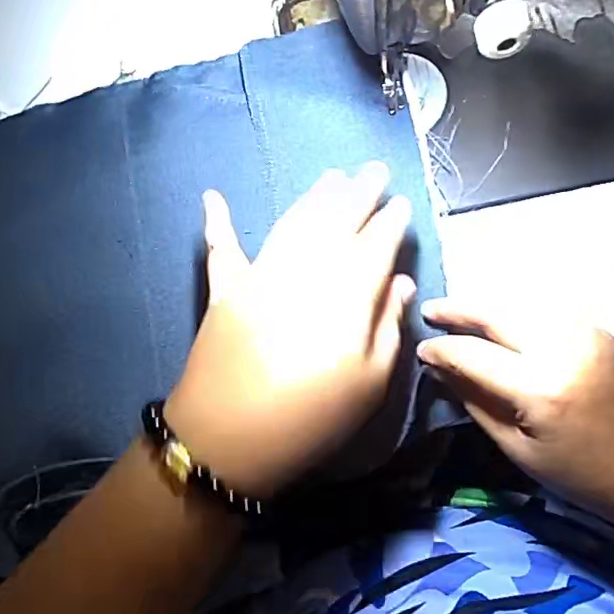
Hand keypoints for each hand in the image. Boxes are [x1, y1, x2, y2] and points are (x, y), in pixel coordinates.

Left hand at [165, 163, 414, 497]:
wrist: (229, 443)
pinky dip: (218, 224)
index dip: (389, 223)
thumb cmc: (312, 419)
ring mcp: (260, 279)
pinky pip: (222, 250)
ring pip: (291, 224)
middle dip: (358, 194)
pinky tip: (213, 197)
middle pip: (335, 223)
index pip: (374, 247)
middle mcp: (304, 274)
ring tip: (333, 176)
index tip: (400, 203)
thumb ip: (388, 327)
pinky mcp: (225, 292)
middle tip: (374, 170)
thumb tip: (399, 282)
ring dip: (314, 197)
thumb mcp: (369, 384)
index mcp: (345, 298)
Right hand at [417, 298, 613, 532]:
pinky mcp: (597, 329)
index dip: (442, 350)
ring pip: (521, 302)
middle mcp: (562, 348)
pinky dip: (518, 309)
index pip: (474, 354)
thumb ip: (476, 402)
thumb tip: (441, 369)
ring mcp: (584, 332)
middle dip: (459, 309)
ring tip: (459, 312)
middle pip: (497, 313)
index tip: (421, 350)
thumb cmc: (582, 474)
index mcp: (540, 389)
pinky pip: (546, 309)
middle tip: (430, 310)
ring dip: (488, 304)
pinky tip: (501, 319)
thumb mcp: (518, 450)